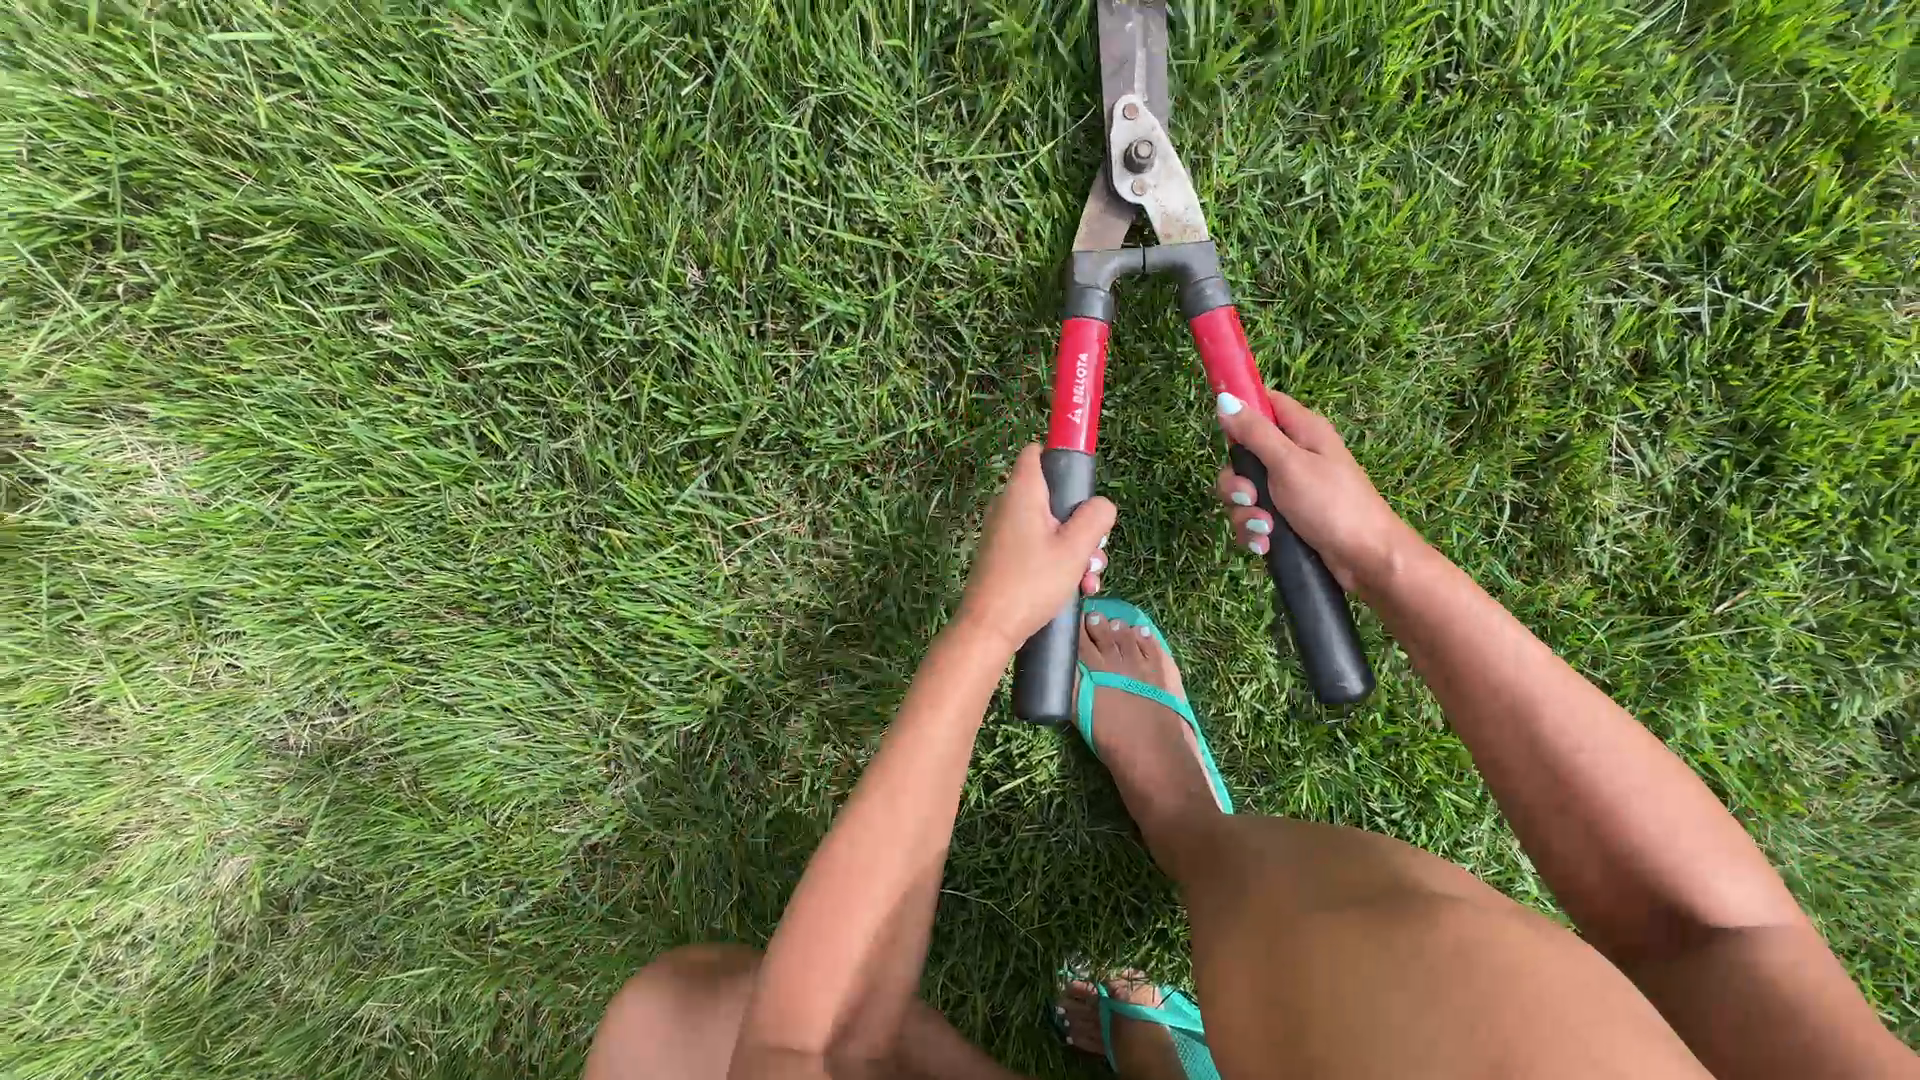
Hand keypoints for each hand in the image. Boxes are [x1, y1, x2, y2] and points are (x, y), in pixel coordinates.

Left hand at [955, 445, 1116, 652]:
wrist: (990, 627)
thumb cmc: (1033, 582)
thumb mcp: (1076, 548)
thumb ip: (1096, 517)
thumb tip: (1101, 505)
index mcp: (1022, 492)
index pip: (1037, 452)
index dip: (1061, 459)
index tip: (1082, 484)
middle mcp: (1008, 506)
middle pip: (1054, 497)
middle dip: (1082, 523)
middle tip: (1094, 551)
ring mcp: (1004, 532)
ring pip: (1051, 528)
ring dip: (1076, 551)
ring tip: (1088, 580)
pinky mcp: (1004, 556)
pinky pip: (1039, 548)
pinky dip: (1059, 563)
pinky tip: (1076, 590)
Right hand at [1213, 389, 1419, 593]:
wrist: (1363, 558)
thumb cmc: (1331, 503)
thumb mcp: (1289, 463)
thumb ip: (1255, 433)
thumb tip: (1225, 400)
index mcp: (1301, 431)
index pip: (1264, 405)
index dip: (1240, 412)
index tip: (1221, 431)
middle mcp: (1293, 456)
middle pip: (1243, 456)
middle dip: (1236, 483)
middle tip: (1249, 497)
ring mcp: (1289, 489)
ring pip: (1244, 493)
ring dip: (1245, 513)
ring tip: (1265, 528)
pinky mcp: (1285, 518)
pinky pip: (1253, 518)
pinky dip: (1254, 531)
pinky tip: (1266, 543)